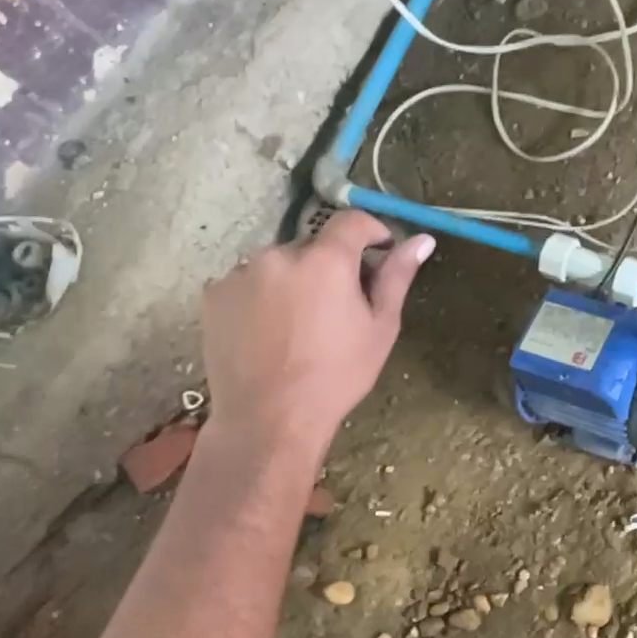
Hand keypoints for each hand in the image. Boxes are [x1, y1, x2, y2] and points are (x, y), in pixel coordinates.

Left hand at [201, 210, 433, 449]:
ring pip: (280, 264)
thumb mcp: (381, 326)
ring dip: (295, 280)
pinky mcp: (214, 294)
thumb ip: (397, 276)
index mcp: (325, 260)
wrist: (270, 417)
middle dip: (331, 266)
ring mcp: (240, 273)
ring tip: (301, 323)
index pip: (352, 221)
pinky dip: (263, 296)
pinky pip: (248, 282)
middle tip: (341, 306)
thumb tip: (422, 240)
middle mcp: (279, 254)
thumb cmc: (339, 373)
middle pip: (315, 246)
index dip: (372, 231)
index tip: (380, 254)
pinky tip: (270, 331)